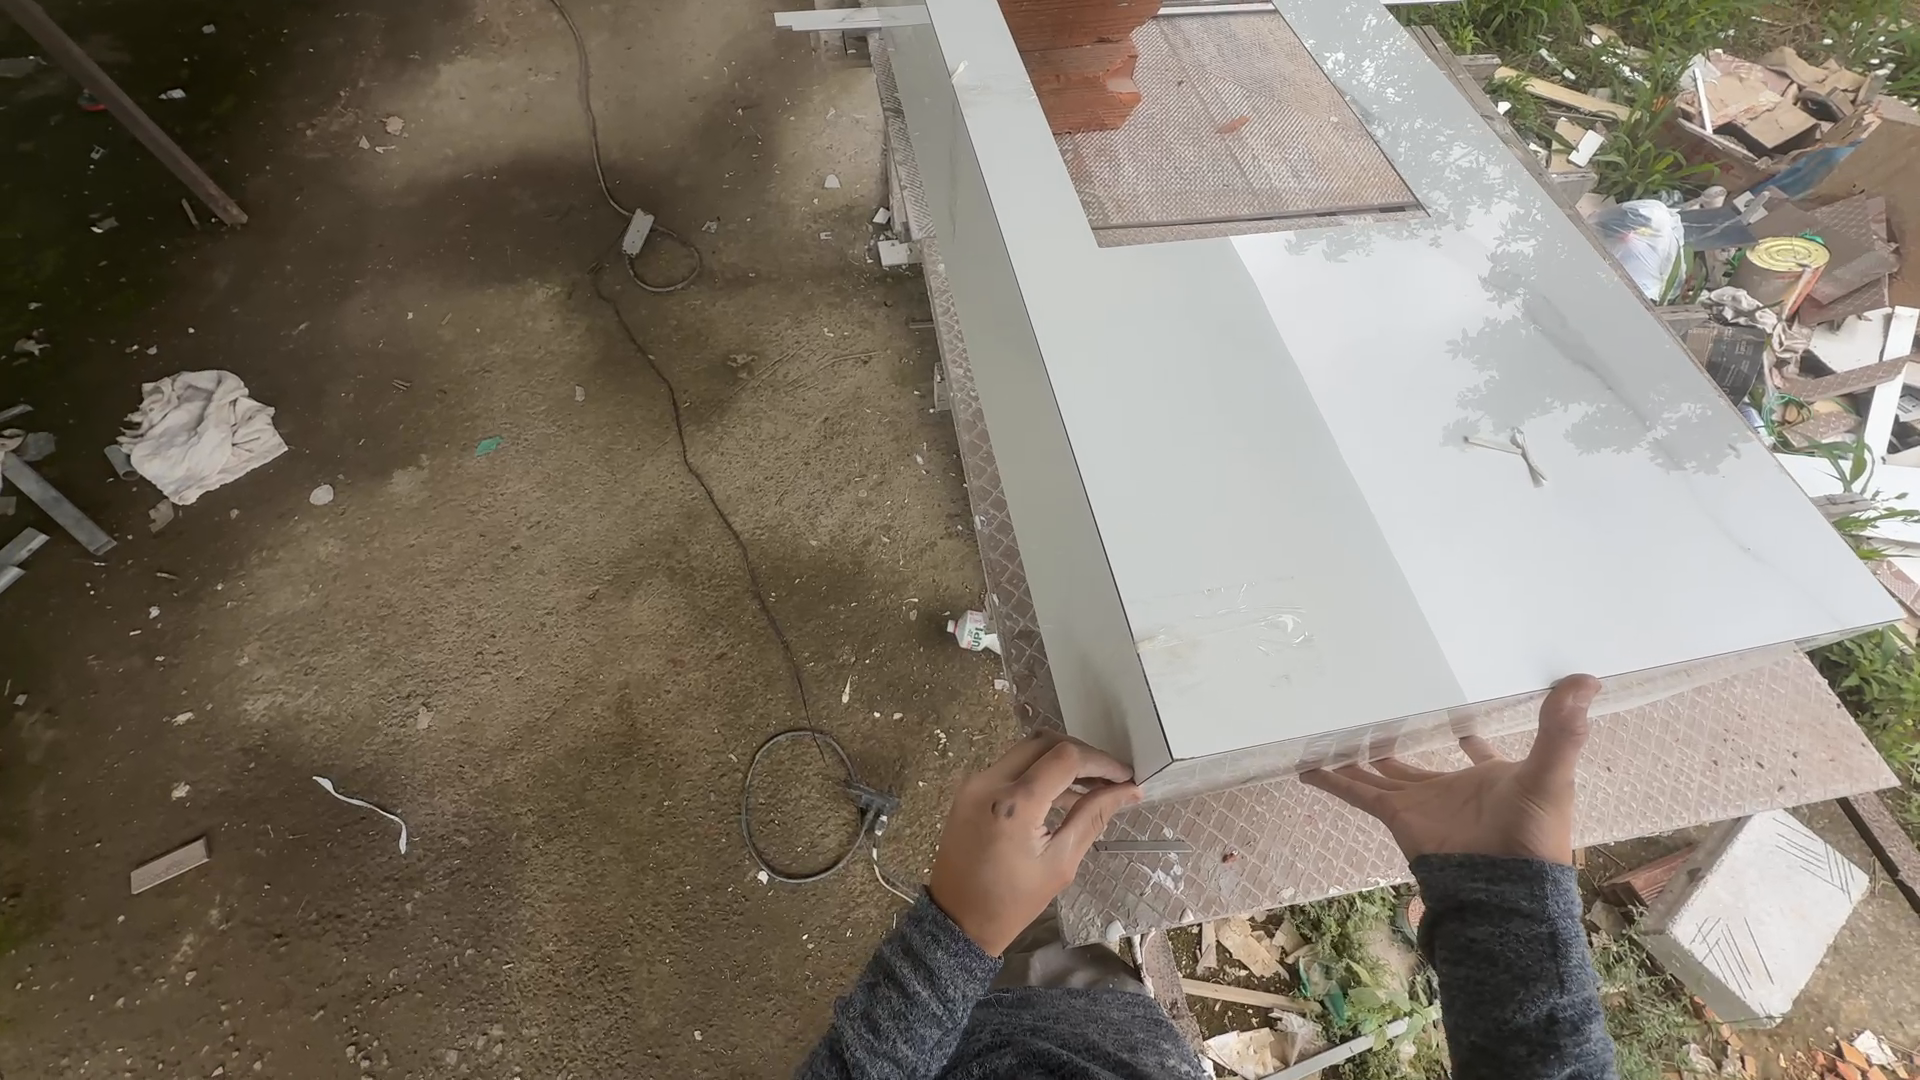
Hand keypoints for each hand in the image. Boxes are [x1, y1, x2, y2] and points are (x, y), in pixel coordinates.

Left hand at [927, 731, 1141, 955]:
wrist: (957, 918)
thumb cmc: (1011, 902)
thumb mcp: (1060, 864)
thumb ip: (1092, 817)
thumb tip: (1127, 791)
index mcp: (1014, 804)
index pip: (1065, 758)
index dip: (1101, 762)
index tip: (1125, 776)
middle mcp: (990, 781)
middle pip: (1045, 742)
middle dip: (1082, 754)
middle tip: (1109, 777)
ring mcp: (976, 781)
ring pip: (1027, 749)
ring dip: (1061, 760)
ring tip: (1092, 786)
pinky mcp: (970, 787)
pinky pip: (1011, 765)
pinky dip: (1039, 770)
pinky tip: (1062, 793)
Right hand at [1301, 674, 1600, 864]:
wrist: (1502, 882)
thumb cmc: (1531, 829)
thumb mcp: (1550, 773)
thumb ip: (1562, 729)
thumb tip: (1585, 678)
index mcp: (1489, 779)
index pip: (1477, 755)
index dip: (1470, 740)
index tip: (1456, 723)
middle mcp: (1449, 789)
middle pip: (1413, 765)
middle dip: (1393, 746)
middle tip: (1371, 722)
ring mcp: (1418, 802)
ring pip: (1377, 775)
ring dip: (1354, 760)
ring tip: (1328, 739)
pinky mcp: (1394, 815)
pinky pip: (1355, 793)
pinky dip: (1330, 782)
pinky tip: (1306, 768)